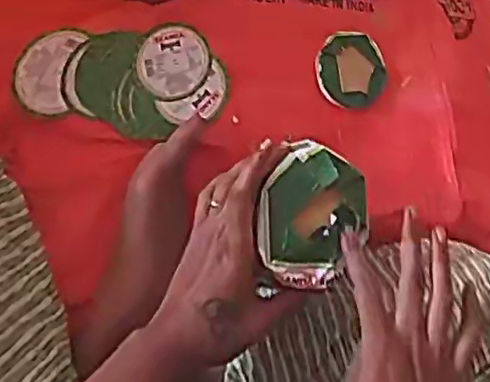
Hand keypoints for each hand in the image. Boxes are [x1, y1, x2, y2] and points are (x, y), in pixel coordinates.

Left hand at [145, 141, 306, 371]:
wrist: (172, 340)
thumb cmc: (212, 332)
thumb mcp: (259, 321)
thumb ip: (290, 300)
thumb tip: (317, 283)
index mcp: (232, 245)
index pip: (243, 192)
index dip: (259, 166)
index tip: (277, 150)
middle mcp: (215, 231)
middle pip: (232, 181)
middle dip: (255, 159)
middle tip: (276, 148)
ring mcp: (202, 231)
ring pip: (218, 186)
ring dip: (239, 167)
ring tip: (257, 158)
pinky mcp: (194, 237)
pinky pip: (207, 197)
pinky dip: (221, 181)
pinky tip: (228, 180)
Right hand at [343, 210, 486, 381]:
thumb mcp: (352, 381)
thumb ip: (353, 353)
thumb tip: (344, 340)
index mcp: (382, 340)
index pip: (364, 288)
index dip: (355, 259)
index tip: (348, 234)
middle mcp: (413, 337)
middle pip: (411, 280)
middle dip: (411, 244)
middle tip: (412, 215)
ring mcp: (440, 351)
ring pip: (444, 296)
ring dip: (442, 263)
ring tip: (442, 236)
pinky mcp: (459, 369)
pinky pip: (471, 334)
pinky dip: (474, 309)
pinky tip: (474, 291)